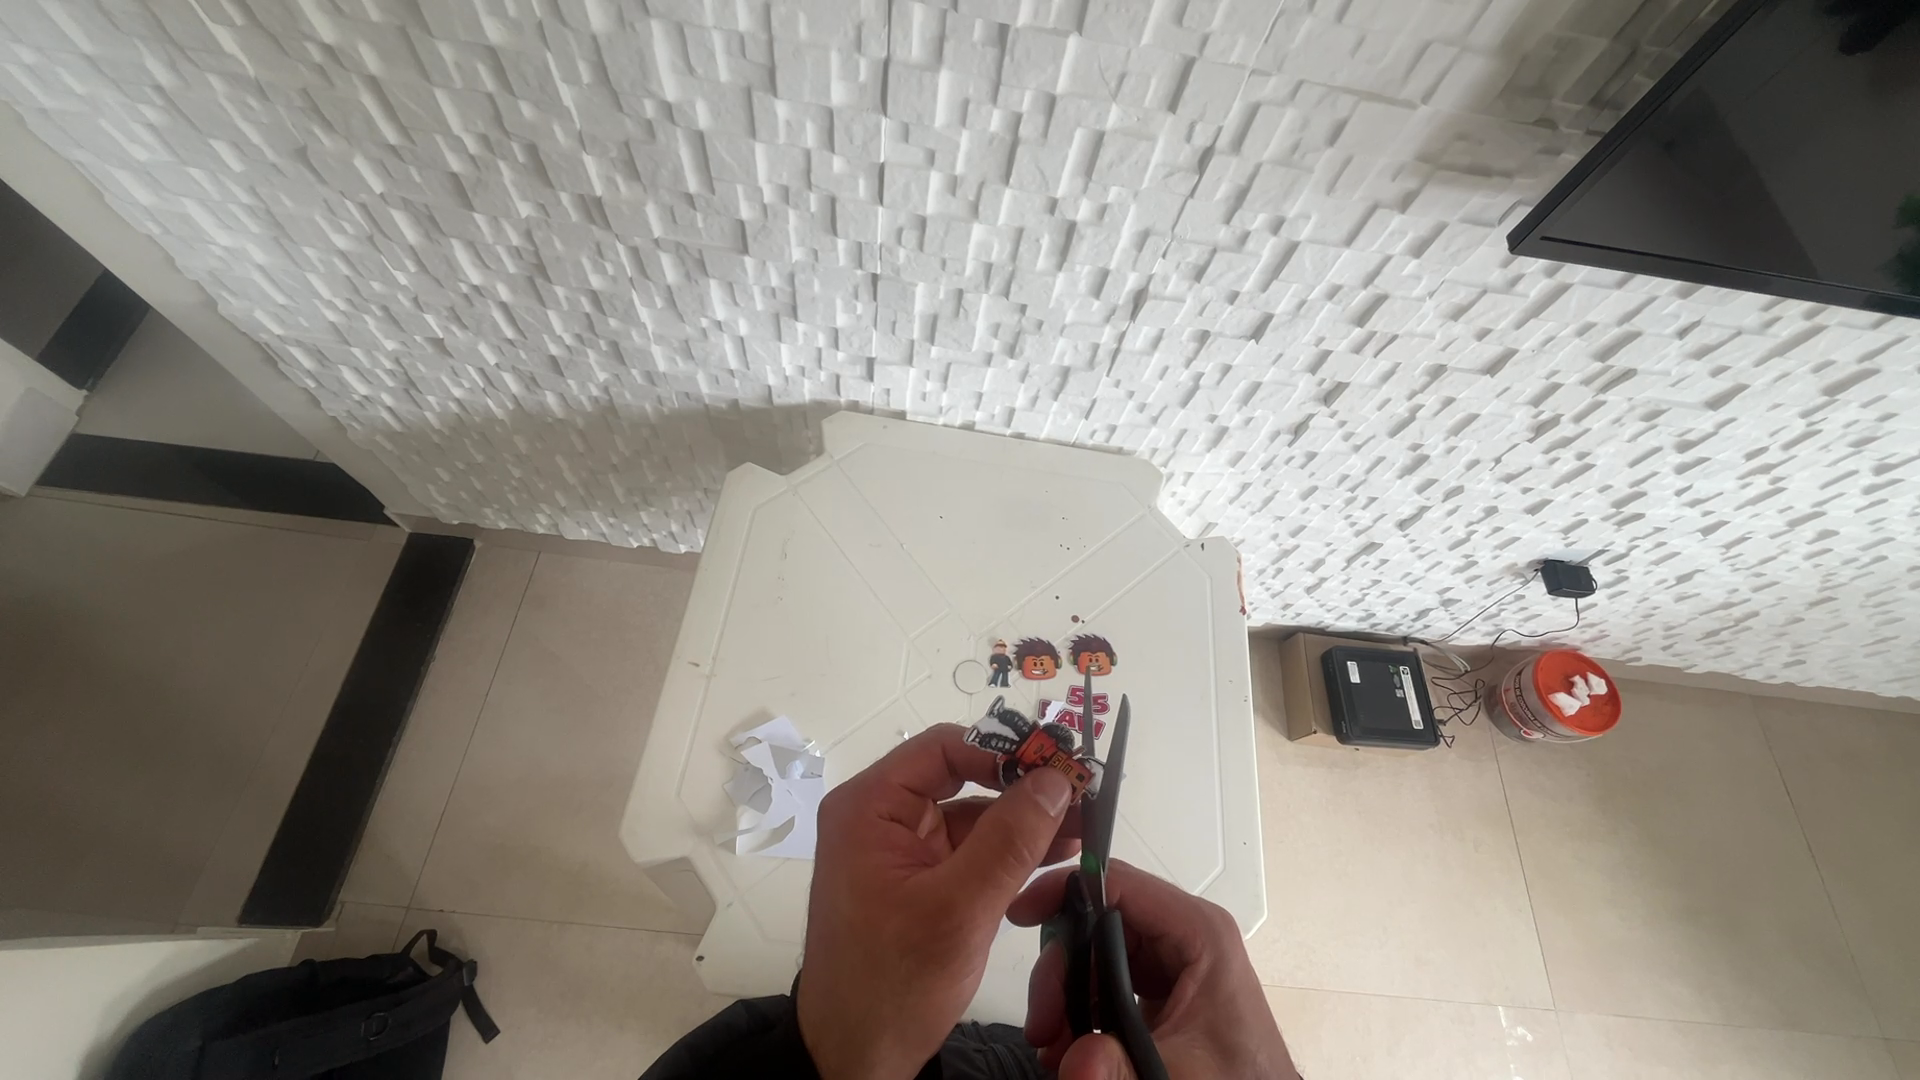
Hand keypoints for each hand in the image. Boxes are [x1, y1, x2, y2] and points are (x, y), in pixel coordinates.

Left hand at [797, 724, 1080, 1079]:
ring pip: (974, 812)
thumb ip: (1008, 841)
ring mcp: (904, 847)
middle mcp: (884, 815)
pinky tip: (1056, 852)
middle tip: (1079, 795)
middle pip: (961, 777)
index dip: (1000, 752)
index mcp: (871, 806)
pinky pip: (973, 847)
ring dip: (1025, 819)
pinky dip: (1012, 850)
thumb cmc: (893, 982)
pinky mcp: (923, 877)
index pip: (942, 750)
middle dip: (1021, 788)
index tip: (1054, 768)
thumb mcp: (957, 909)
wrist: (856, 1059)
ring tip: (1082, 825)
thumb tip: (1054, 779)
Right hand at [1009, 860, 1299, 1079]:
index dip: (1065, 890)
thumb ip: (1124, 1066)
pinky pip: (1105, 981)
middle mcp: (1180, 933)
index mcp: (1197, 930)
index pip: (1117, 882)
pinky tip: (1069, 1047)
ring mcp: (1169, 959)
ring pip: (1095, 953)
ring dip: (1065, 996)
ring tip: (1051, 1046)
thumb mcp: (1183, 1074)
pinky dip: (1081, 1011)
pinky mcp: (1159, 987)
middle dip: (1061, 970)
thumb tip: (1073, 1062)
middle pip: (1097, 922)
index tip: (1021, 915)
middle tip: (1041, 1024)